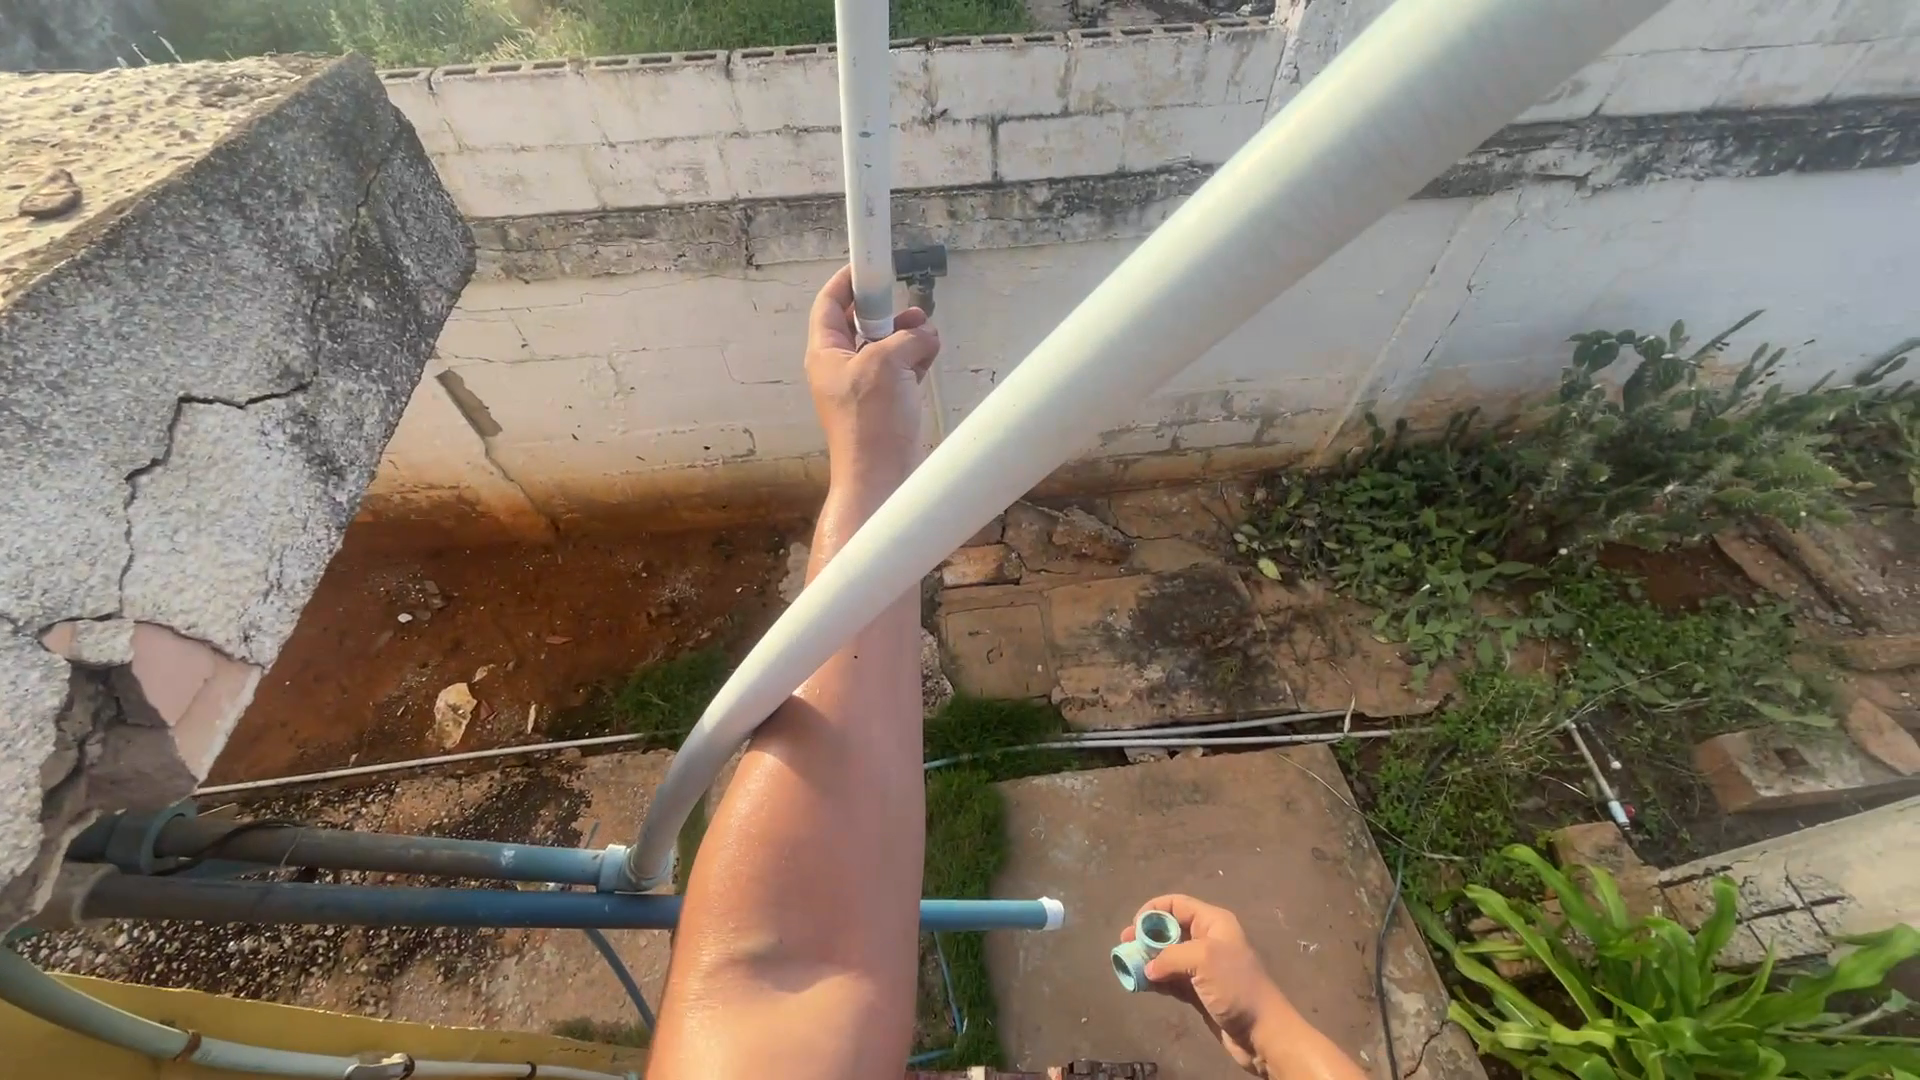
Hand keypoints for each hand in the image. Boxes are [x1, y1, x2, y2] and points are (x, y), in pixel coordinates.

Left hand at [805, 266, 939, 484]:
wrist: (881, 477)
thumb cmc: (871, 420)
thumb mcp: (887, 362)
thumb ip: (908, 337)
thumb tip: (925, 333)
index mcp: (825, 353)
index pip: (828, 304)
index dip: (847, 281)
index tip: (870, 266)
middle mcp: (841, 368)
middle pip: (861, 324)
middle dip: (888, 313)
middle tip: (912, 308)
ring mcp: (863, 388)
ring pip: (885, 348)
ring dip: (908, 337)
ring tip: (928, 335)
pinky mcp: (885, 405)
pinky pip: (900, 371)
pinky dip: (916, 361)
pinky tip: (931, 356)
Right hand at [1121, 895, 1294, 1077]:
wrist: (1264, 1034)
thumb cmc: (1236, 986)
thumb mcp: (1203, 959)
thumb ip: (1170, 956)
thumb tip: (1148, 968)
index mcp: (1213, 923)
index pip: (1176, 904)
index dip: (1153, 910)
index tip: (1134, 926)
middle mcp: (1207, 940)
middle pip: (1169, 929)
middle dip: (1146, 936)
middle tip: (1125, 946)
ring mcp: (1203, 967)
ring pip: (1168, 955)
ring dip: (1149, 959)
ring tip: (1129, 965)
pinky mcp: (1200, 991)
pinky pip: (1172, 978)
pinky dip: (1157, 979)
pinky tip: (1143, 983)